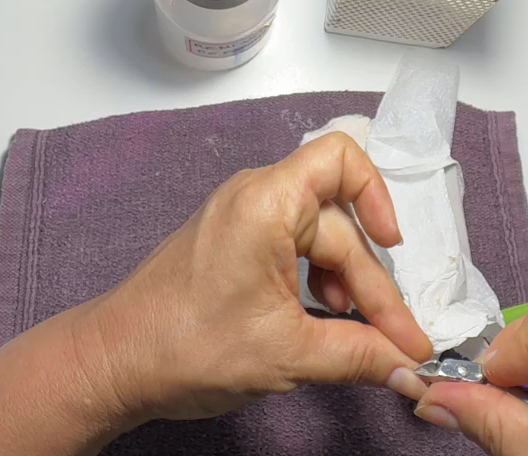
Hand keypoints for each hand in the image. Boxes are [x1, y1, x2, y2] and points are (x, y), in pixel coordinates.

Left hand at [82, 132, 435, 424]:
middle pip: (337, 221)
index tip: (394, 246)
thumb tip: (411, 368)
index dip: (377, 195)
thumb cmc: (188, 346)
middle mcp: (257, 195)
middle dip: (370, 283)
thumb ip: (359, 355)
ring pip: (318, 236)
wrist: (116, 362)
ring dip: (345, 282)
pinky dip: (316, 279)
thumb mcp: (286, 354)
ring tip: (355, 332)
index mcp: (267, 201)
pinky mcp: (236, 239)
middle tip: (398, 343)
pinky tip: (323, 319)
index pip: (341, 160)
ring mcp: (244, 215)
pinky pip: (293, 245)